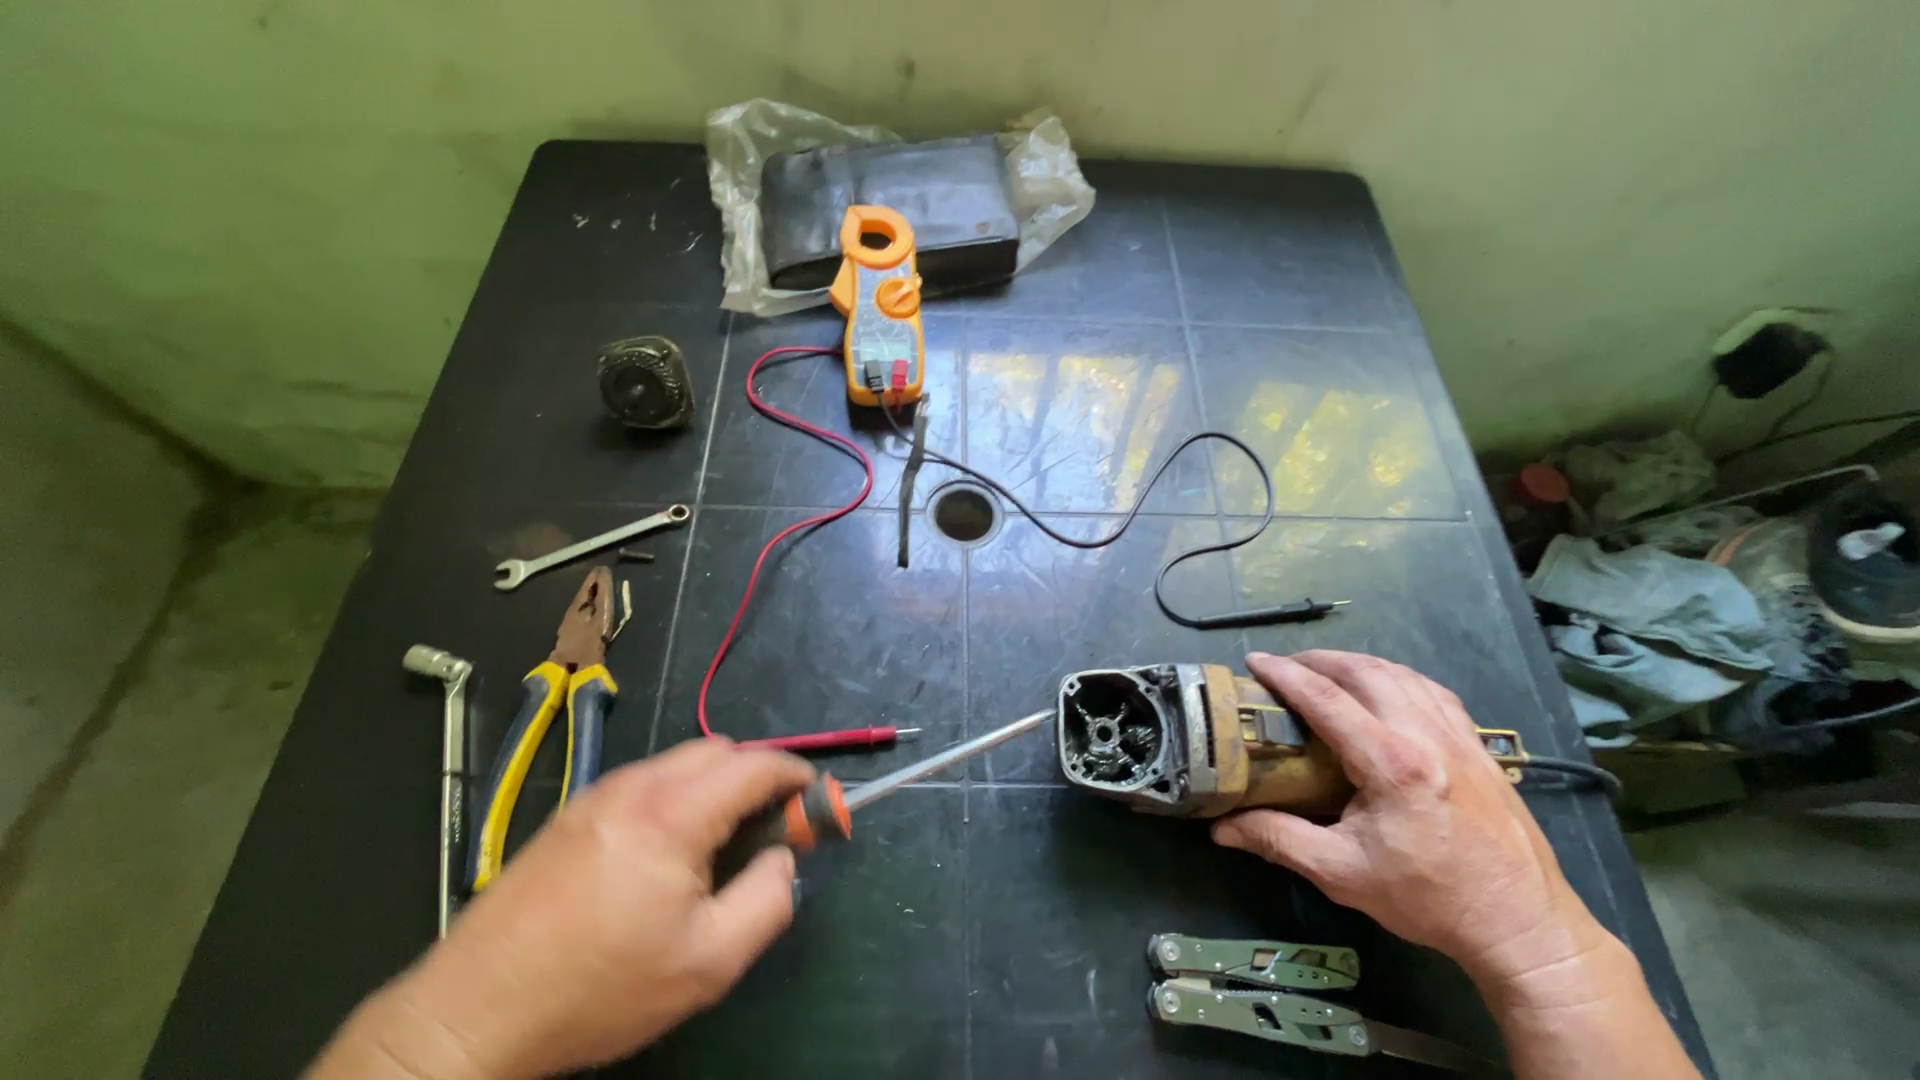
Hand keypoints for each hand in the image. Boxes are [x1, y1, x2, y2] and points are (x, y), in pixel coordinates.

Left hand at [311, 739, 813, 1079]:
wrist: (473, 1013)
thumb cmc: (600, 988)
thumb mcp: (709, 961)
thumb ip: (769, 899)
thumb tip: (783, 859)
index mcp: (674, 813)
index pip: (756, 764)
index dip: (797, 777)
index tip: (815, 806)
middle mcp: (636, 786)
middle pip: (720, 751)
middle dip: (758, 778)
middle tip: (768, 834)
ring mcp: (597, 795)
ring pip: (680, 764)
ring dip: (716, 788)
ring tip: (716, 852)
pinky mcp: (570, 814)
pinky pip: (644, 784)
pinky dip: (677, 798)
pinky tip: (663, 857)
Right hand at [1211, 651, 1606, 984]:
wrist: (1522, 925)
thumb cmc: (1428, 899)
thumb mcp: (1341, 873)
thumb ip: (1278, 840)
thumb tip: (1219, 829)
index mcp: (1391, 762)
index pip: (1326, 699)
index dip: (1285, 674)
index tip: (1254, 661)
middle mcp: (1426, 735)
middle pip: (1366, 672)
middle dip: (1319, 659)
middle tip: (1285, 666)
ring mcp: (1460, 737)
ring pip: (1403, 675)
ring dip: (1358, 664)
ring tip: (1326, 672)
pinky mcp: (1480, 748)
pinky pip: (1433, 692)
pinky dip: (1398, 679)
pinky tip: (1386, 691)